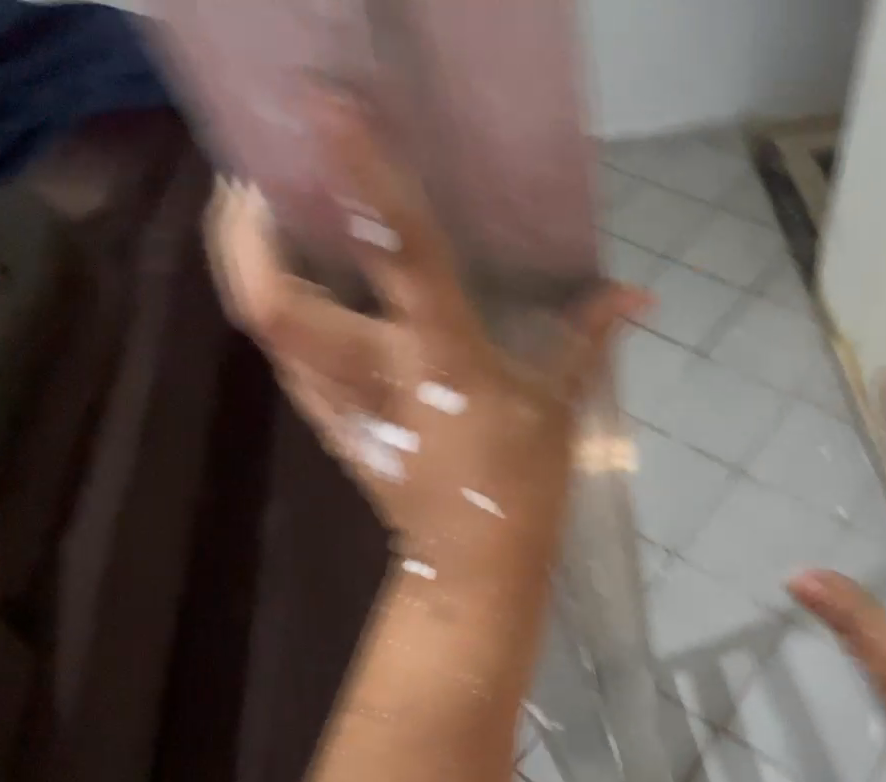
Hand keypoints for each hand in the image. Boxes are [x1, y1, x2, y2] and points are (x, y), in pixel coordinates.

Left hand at [206, 89, 646, 578]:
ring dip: (247, 261)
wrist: (473, 565)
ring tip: (263, 210)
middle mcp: (376, 374)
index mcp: (445, 359)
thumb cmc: (522, 486)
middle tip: (261, 173)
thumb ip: (588, 338)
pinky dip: (275, 305)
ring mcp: (340, 403)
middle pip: (274, 300)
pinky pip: (283, 351)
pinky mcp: (327, 423)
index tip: (329, 113)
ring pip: (263, 323)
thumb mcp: (559, 407)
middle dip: (245, 232)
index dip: (366, 181)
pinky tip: (297, 280)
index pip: (403, 255)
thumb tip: (639, 294)